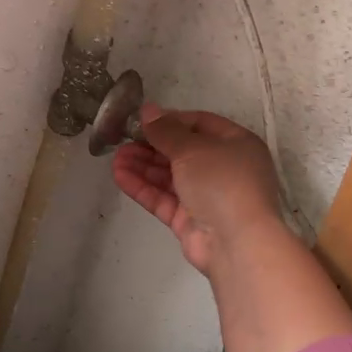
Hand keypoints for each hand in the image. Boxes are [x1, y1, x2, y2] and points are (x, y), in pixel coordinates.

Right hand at [111, 104, 291, 275]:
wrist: (236, 241)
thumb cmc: (222, 182)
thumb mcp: (193, 149)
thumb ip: (166, 130)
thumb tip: (148, 110)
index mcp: (236, 144)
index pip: (200, 124)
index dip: (171, 120)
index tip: (142, 121)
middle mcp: (222, 168)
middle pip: (182, 151)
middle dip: (151, 146)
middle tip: (123, 140)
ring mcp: (205, 196)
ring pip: (169, 176)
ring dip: (143, 166)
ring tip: (116, 157)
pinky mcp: (189, 219)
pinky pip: (163, 198)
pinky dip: (142, 187)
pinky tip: (120, 176)